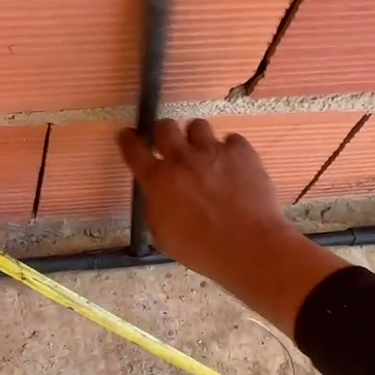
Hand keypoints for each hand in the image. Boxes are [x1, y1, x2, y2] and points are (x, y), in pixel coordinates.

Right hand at [118, 119, 347, 335]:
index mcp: (158, 180)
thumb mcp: (163, 236)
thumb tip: (158, 197)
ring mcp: (213, 151)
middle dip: (163, 132)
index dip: (127, 140)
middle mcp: (182, 158)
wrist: (248, 246)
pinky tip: (233, 166)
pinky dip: (229, 151)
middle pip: (164, 126)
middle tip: (168, 144)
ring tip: (204, 153)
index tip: (127, 136)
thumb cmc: (201, 249)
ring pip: (197, 125)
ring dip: (196, 137)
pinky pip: (231, 140)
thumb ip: (155, 209)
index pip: (133, 149)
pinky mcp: (241, 152)